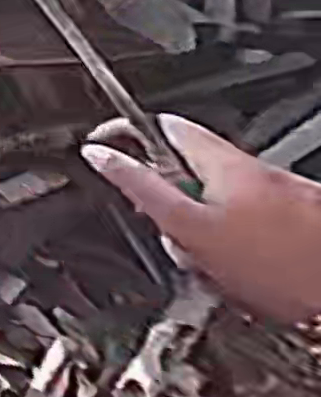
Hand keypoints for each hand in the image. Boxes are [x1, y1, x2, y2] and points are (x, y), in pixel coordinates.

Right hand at [83, 114, 320, 321]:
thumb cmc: (274, 271)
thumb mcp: (184, 224)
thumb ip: (135, 182)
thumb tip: (97, 152)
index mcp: (232, 166)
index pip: (165, 126)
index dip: (127, 133)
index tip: (107, 149)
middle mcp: (273, 174)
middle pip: (195, 165)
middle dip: (173, 191)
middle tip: (169, 222)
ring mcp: (306, 200)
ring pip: (228, 194)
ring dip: (208, 215)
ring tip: (210, 251)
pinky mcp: (320, 224)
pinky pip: (264, 215)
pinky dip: (245, 230)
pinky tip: (246, 259)